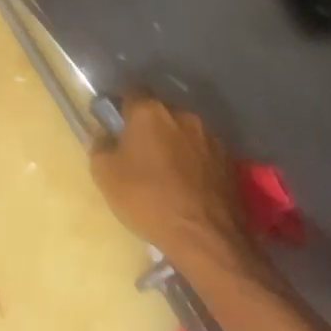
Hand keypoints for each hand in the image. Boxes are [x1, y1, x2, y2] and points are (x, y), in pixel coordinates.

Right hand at [90, 94, 248, 258]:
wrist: (206, 239)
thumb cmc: (148, 200)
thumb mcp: (105, 175)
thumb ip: (100, 146)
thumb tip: (106, 136)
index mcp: (149, 111)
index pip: (130, 91)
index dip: (120, 107)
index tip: (113, 125)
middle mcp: (182, 115)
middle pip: (159, 111)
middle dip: (148, 126)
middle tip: (138, 150)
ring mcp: (210, 137)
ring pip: (183, 131)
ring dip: (174, 143)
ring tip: (166, 170)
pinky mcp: (229, 161)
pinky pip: (203, 152)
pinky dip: (194, 161)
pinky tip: (188, 184)